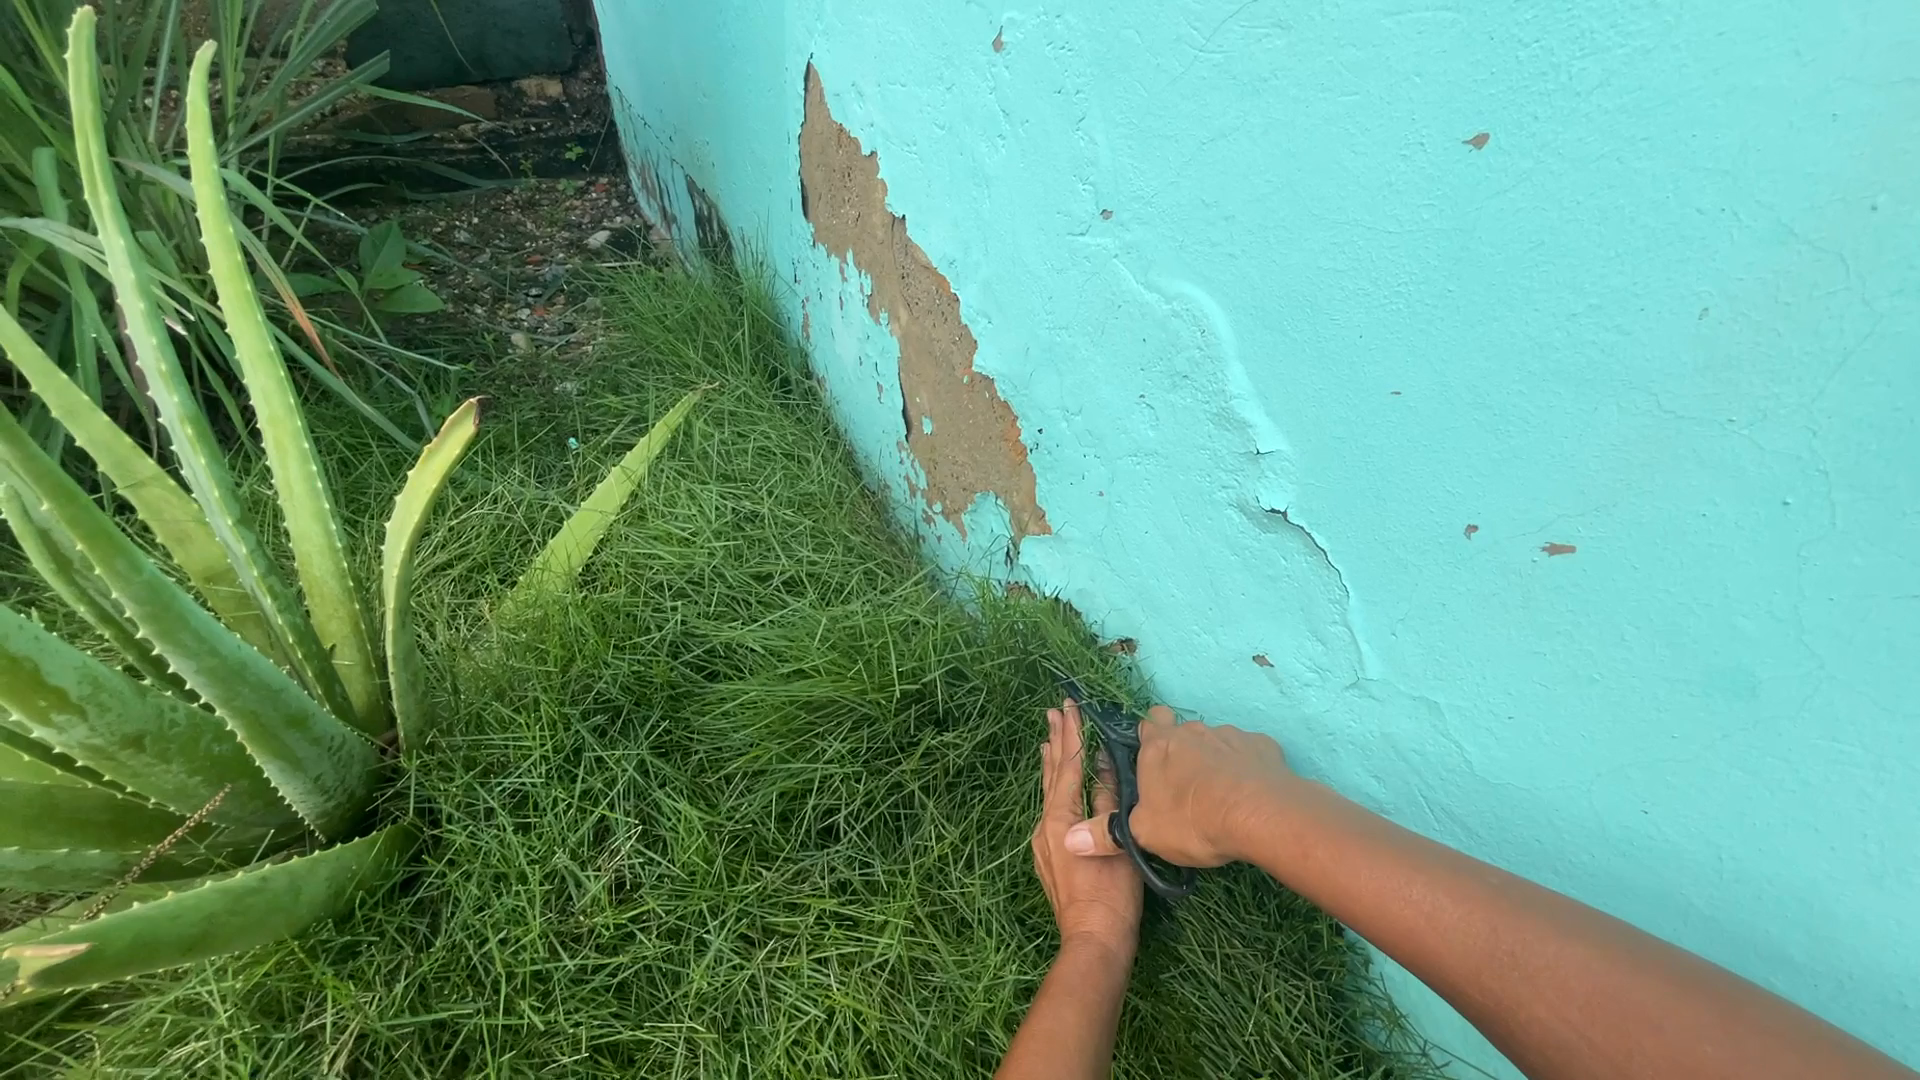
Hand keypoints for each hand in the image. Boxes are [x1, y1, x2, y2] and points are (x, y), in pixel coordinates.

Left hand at [1031, 701, 1141, 956]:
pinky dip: (1055, 787)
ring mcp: (1044, 840)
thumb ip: (1107, 800)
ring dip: (1052, 762)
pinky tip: (1058, 786)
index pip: (1068, 764)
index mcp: (1061, 817)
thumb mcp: (1116, 840)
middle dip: (1056, 740)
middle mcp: (1046, 824)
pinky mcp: (1050, 854)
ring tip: (1050, 739)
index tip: (1070, 706)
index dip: (1071, 733)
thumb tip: (1105, 761)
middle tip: (1054, 711)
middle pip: (1053, 772)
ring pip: (1049, 790)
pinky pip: (1051, 808)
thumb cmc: (1111, 893)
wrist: (1094, 940)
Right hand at [1064, 706, 1298, 867]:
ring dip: (1215, 761)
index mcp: (1157, 746)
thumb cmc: (1192, 820)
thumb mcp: (1143, 834)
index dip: (1148, 738)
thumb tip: (1068, 840)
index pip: (1147, 722)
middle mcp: (1191, 731)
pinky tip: (1250, 793)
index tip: (1151, 760)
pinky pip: (1249, 754)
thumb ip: (1107, 833)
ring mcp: (1228, 735)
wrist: (1258, 815)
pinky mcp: (1262, 746)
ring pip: (1216, 742)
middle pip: (1182, 731)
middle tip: (1184, 784)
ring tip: (1221, 795)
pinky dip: (1247, 769)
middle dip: (1182, 750)